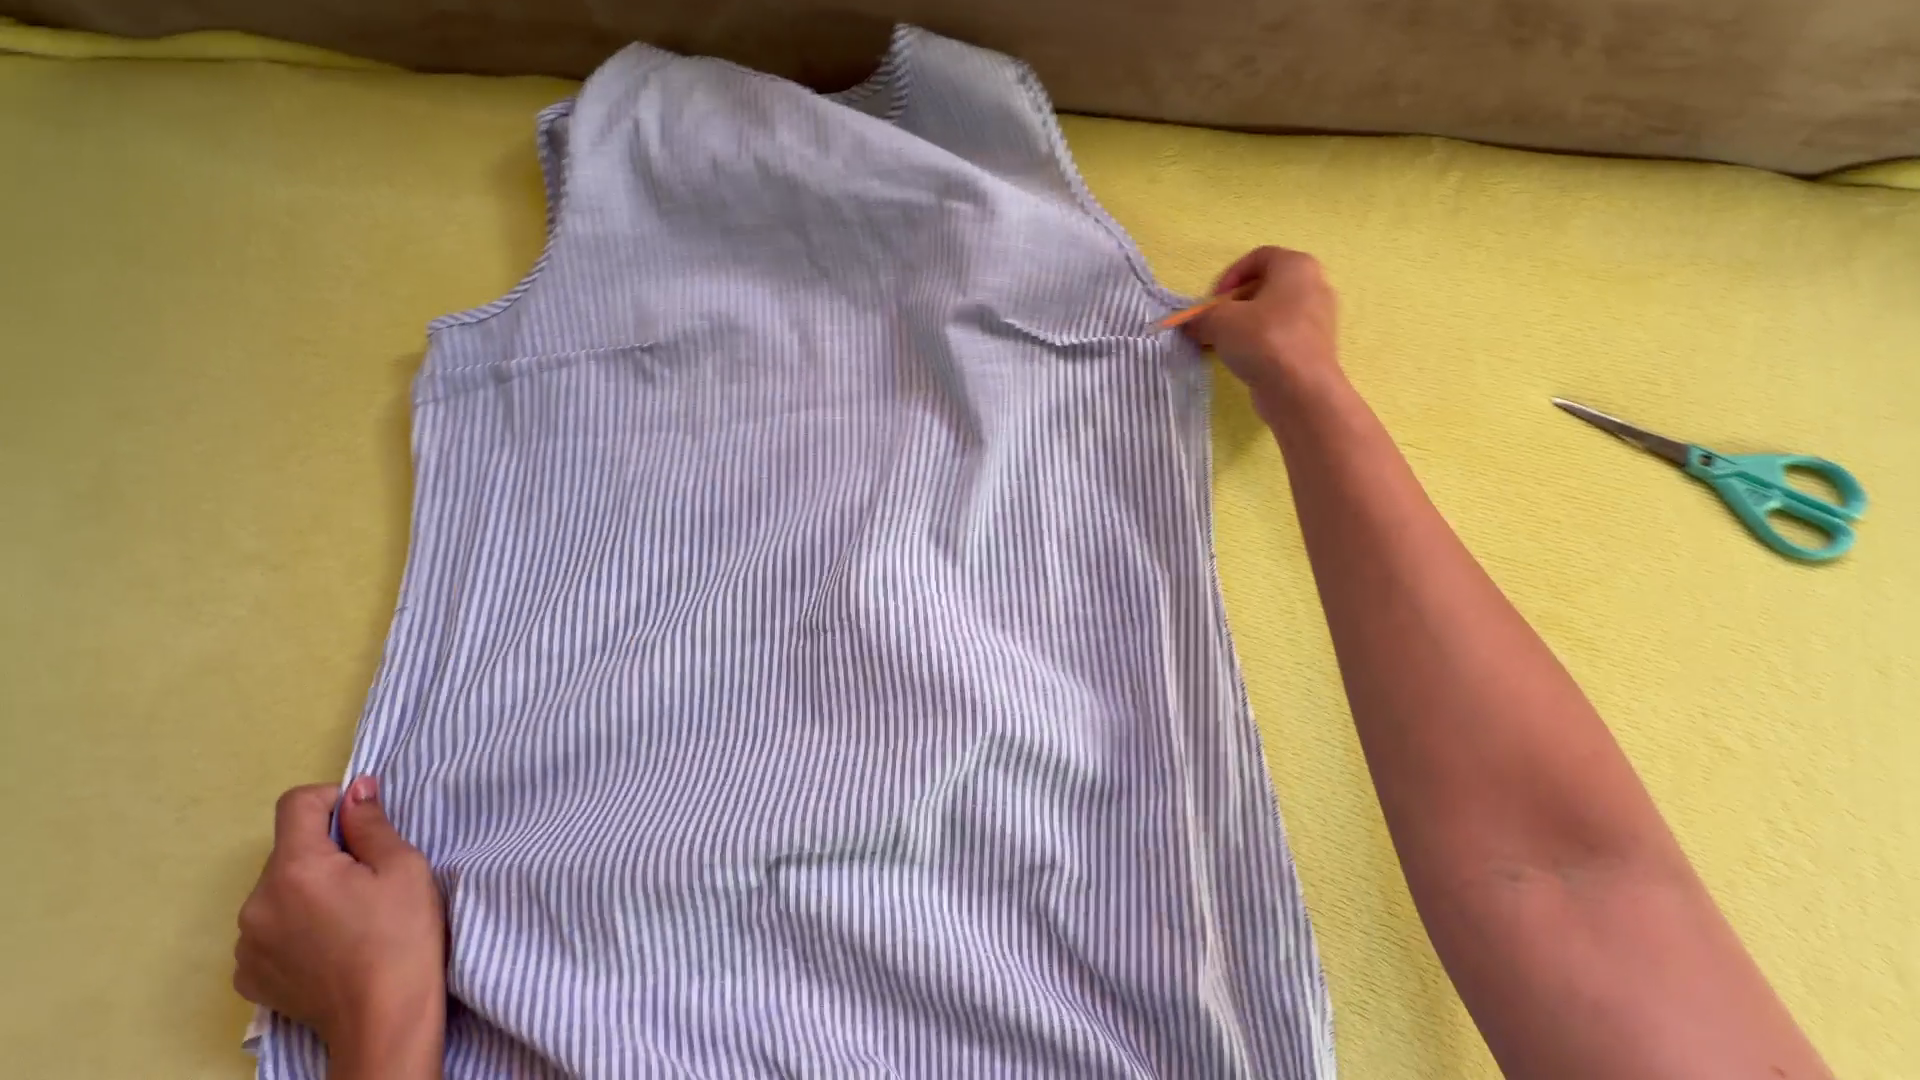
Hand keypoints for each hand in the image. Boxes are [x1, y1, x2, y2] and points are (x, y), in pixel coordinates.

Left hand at [235, 777, 445, 1076]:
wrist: (384, 1016)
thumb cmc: (402, 933)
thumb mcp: (403, 866)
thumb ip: (372, 824)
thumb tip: (357, 789)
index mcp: (295, 869)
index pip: (296, 803)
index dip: (333, 799)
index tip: (364, 822)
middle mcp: (256, 902)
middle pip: (289, 850)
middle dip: (326, 851)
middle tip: (369, 877)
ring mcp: (246, 943)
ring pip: (279, 890)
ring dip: (309, 888)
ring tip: (351, 915)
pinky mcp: (248, 975)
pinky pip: (269, 928)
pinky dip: (296, 924)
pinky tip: (330, 943)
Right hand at [1183, 246, 1341, 410]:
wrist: (1301, 390)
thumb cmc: (1264, 340)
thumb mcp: (1220, 321)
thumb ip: (1201, 317)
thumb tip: (1190, 324)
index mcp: (1297, 266)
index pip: (1259, 256)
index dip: (1230, 275)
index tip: (1214, 300)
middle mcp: (1314, 285)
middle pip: (1266, 286)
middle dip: (1235, 303)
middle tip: (1215, 324)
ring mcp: (1318, 318)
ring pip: (1273, 313)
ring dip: (1245, 325)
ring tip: (1225, 345)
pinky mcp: (1315, 347)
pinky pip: (1282, 336)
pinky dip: (1261, 343)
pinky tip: (1245, 361)